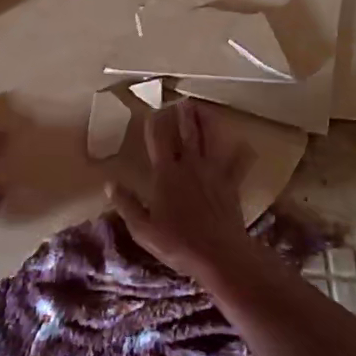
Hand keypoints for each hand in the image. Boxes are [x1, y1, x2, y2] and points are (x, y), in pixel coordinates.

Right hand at [108, 100, 256, 279]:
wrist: (218, 254)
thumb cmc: (177, 242)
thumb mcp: (143, 228)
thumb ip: (126, 204)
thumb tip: (109, 184)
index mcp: (166, 174)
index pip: (157, 141)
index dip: (154, 124)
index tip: (152, 111)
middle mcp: (190, 166)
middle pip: (186, 134)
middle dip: (183, 116)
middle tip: (183, 101)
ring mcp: (213, 173)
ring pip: (211, 142)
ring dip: (208, 124)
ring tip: (206, 111)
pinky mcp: (230, 185)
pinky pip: (238, 165)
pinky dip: (241, 154)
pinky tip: (246, 145)